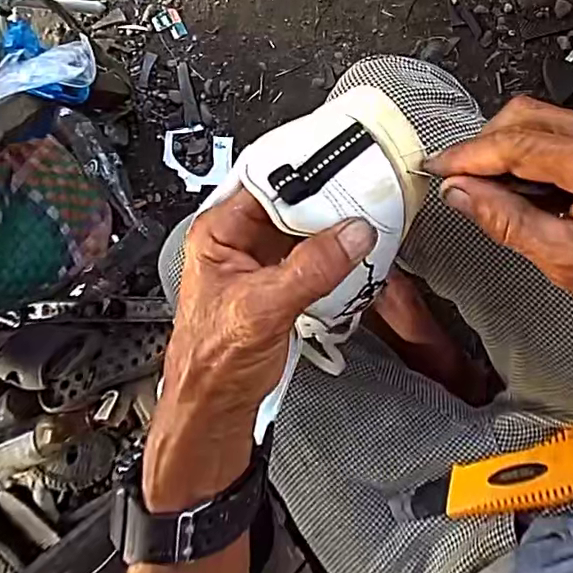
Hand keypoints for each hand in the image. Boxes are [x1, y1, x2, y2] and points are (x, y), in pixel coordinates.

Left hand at [146, 189, 373, 508]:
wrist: (217, 406)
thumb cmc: (211, 362)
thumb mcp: (262, 308)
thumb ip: (311, 269)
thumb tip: (352, 236)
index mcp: (218, 232)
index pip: (264, 181)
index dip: (302, 171)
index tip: (339, 166)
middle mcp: (240, 240)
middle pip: (290, 201)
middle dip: (326, 199)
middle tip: (360, 195)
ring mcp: (264, 259)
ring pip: (305, 227)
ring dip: (333, 226)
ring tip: (362, 220)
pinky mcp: (283, 279)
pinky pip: (315, 252)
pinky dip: (336, 251)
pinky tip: (353, 251)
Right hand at [424, 98, 572, 334]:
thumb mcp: (566, 260)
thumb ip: (506, 221)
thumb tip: (462, 193)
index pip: (515, 144)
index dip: (467, 155)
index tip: (439, 168)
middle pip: (519, 117)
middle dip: (480, 147)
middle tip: (457, 181)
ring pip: (530, 118)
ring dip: (498, 149)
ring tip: (486, 190)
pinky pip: (548, 130)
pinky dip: (520, 151)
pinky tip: (516, 184)